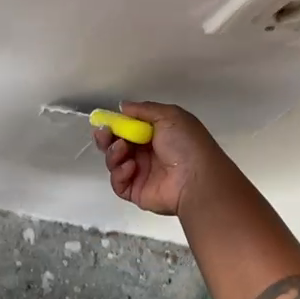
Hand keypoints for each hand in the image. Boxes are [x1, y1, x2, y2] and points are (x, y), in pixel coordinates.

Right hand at [97, 101, 225, 216]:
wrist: (196, 178)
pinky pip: (118, 183)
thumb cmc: (186, 143)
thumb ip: (143, 110)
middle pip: (117, 145)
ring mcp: (140, 174)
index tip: (104, 122)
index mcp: (156, 135)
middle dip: (107, 138)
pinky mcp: (135, 192)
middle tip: (103, 134)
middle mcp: (146, 154)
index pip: (128, 128)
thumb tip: (122, 107)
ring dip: (114, 153)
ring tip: (122, 149)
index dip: (115, 124)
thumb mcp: (169, 115)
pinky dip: (120, 173)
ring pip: (114, 162)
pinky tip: (131, 167)